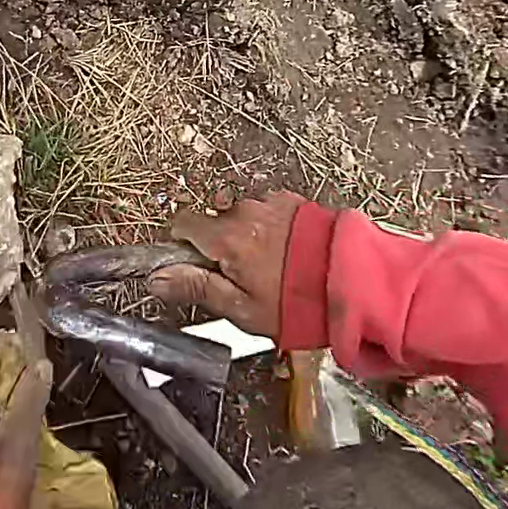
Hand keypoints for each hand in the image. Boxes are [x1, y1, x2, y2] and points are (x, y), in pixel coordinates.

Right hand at [148, 191, 305, 337]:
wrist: (351, 280)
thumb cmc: (294, 302)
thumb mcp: (240, 308)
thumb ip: (196, 287)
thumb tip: (156, 278)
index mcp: (226, 237)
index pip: (183, 224)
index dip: (182, 245)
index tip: (193, 265)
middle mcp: (245, 210)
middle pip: (214, 222)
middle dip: (219, 245)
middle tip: (240, 277)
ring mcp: (269, 201)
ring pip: (241, 217)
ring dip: (246, 236)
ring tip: (271, 267)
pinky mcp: (291, 200)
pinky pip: (266, 212)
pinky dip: (269, 228)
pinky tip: (287, 252)